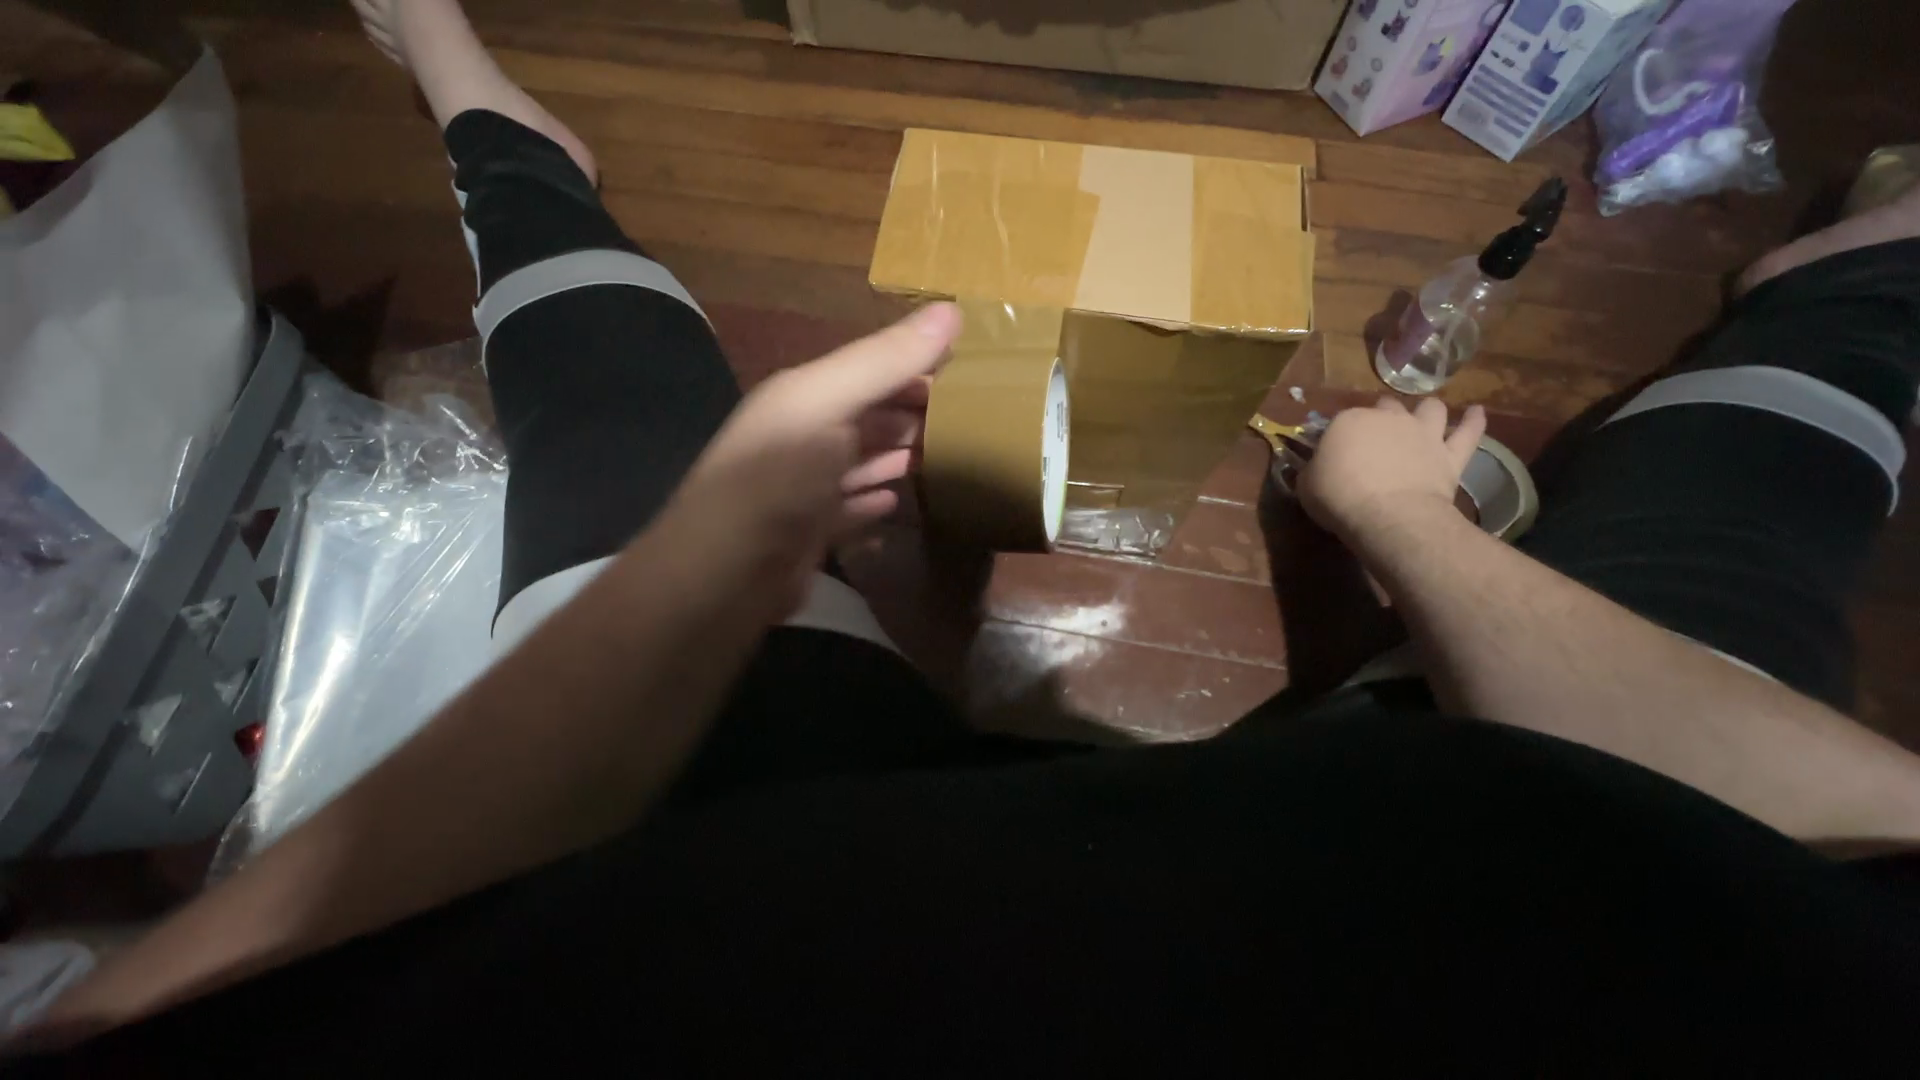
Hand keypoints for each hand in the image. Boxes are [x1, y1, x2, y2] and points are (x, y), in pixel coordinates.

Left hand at [661, 303, 961, 614]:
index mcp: (805, 394)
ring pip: (864, 458)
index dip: (919, 362)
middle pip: (871, 412)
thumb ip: (884, 362)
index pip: (873, 366)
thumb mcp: (827, 405)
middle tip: (976, 414)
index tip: (975, 365)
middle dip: (917, 409)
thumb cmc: (776, 478)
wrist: (725, 573)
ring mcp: (806, 485)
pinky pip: (853, 506)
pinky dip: (876, 498)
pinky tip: (898, 499)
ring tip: (952, 452)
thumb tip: (953, 309)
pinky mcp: (812, 530)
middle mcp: (804, 433)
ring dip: (901, 453)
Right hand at [1296, 397, 1485, 540]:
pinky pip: (1468, 432)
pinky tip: (1477, 412)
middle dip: (1382, 416)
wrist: (1389, 516)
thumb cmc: (1339, 498)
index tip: (1335, 451)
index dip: (1339, 435)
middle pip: (1386, 407)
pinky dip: (1474, 421)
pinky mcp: (1451, 454)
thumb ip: (1313, 469)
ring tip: (1424, 417)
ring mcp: (1424, 433)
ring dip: (1427, 411)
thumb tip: (1316, 466)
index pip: (1341, 420)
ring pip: (1431, 409)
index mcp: (1349, 421)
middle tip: (1376, 435)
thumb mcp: (1307, 485)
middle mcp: (1390, 418)